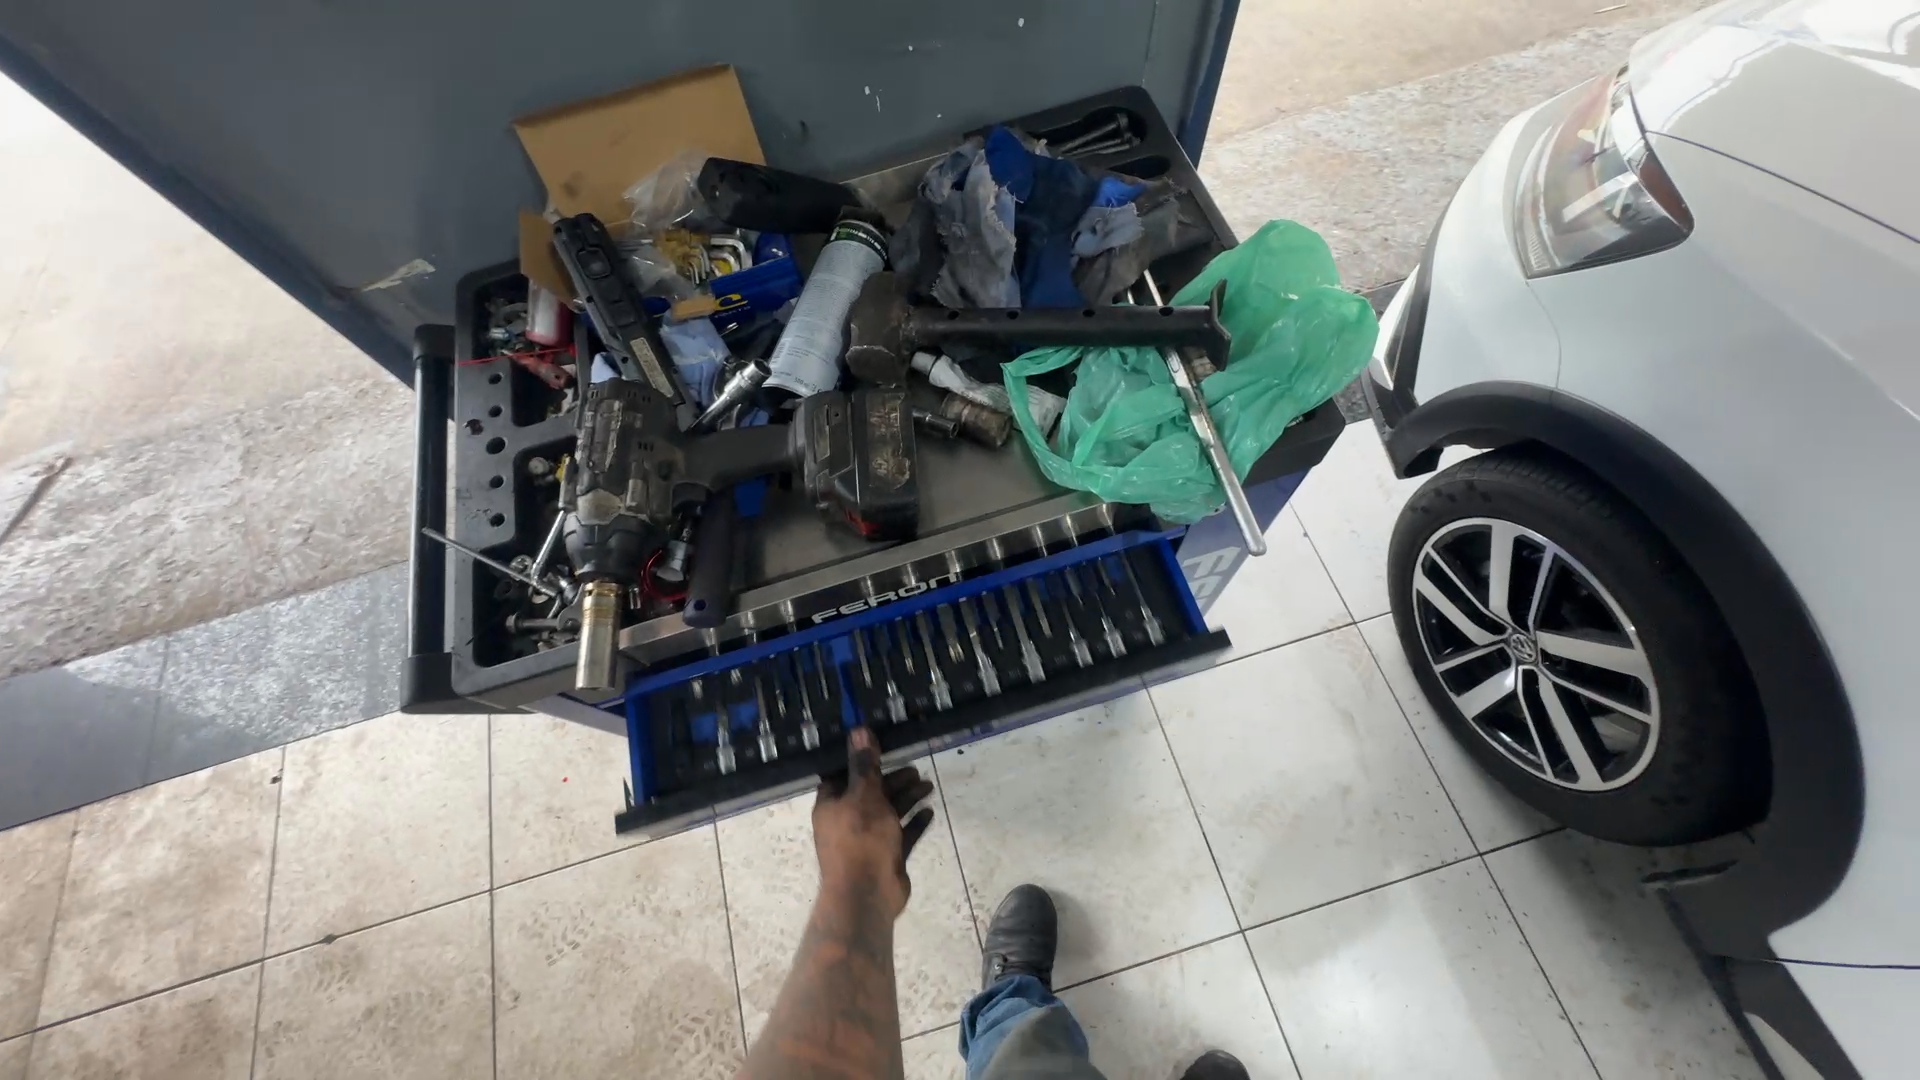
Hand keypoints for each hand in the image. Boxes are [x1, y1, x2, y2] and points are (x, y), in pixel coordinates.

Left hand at [813, 727, 934, 918]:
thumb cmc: (860, 839)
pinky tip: (930, 812)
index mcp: (832, 804)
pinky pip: (901, 834)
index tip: (884, 747)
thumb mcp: (864, 794)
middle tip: (916, 769)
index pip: (844, 775)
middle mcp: (846, 821)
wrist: (867, 896)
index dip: (863, 761)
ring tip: (928, 786)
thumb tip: (859, 730)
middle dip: (893, 780)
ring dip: (907, 798)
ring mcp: (867, 841)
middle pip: (871, 793)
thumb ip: (864, 764)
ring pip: (888, 812)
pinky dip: (914, 822)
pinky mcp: (885, 857)